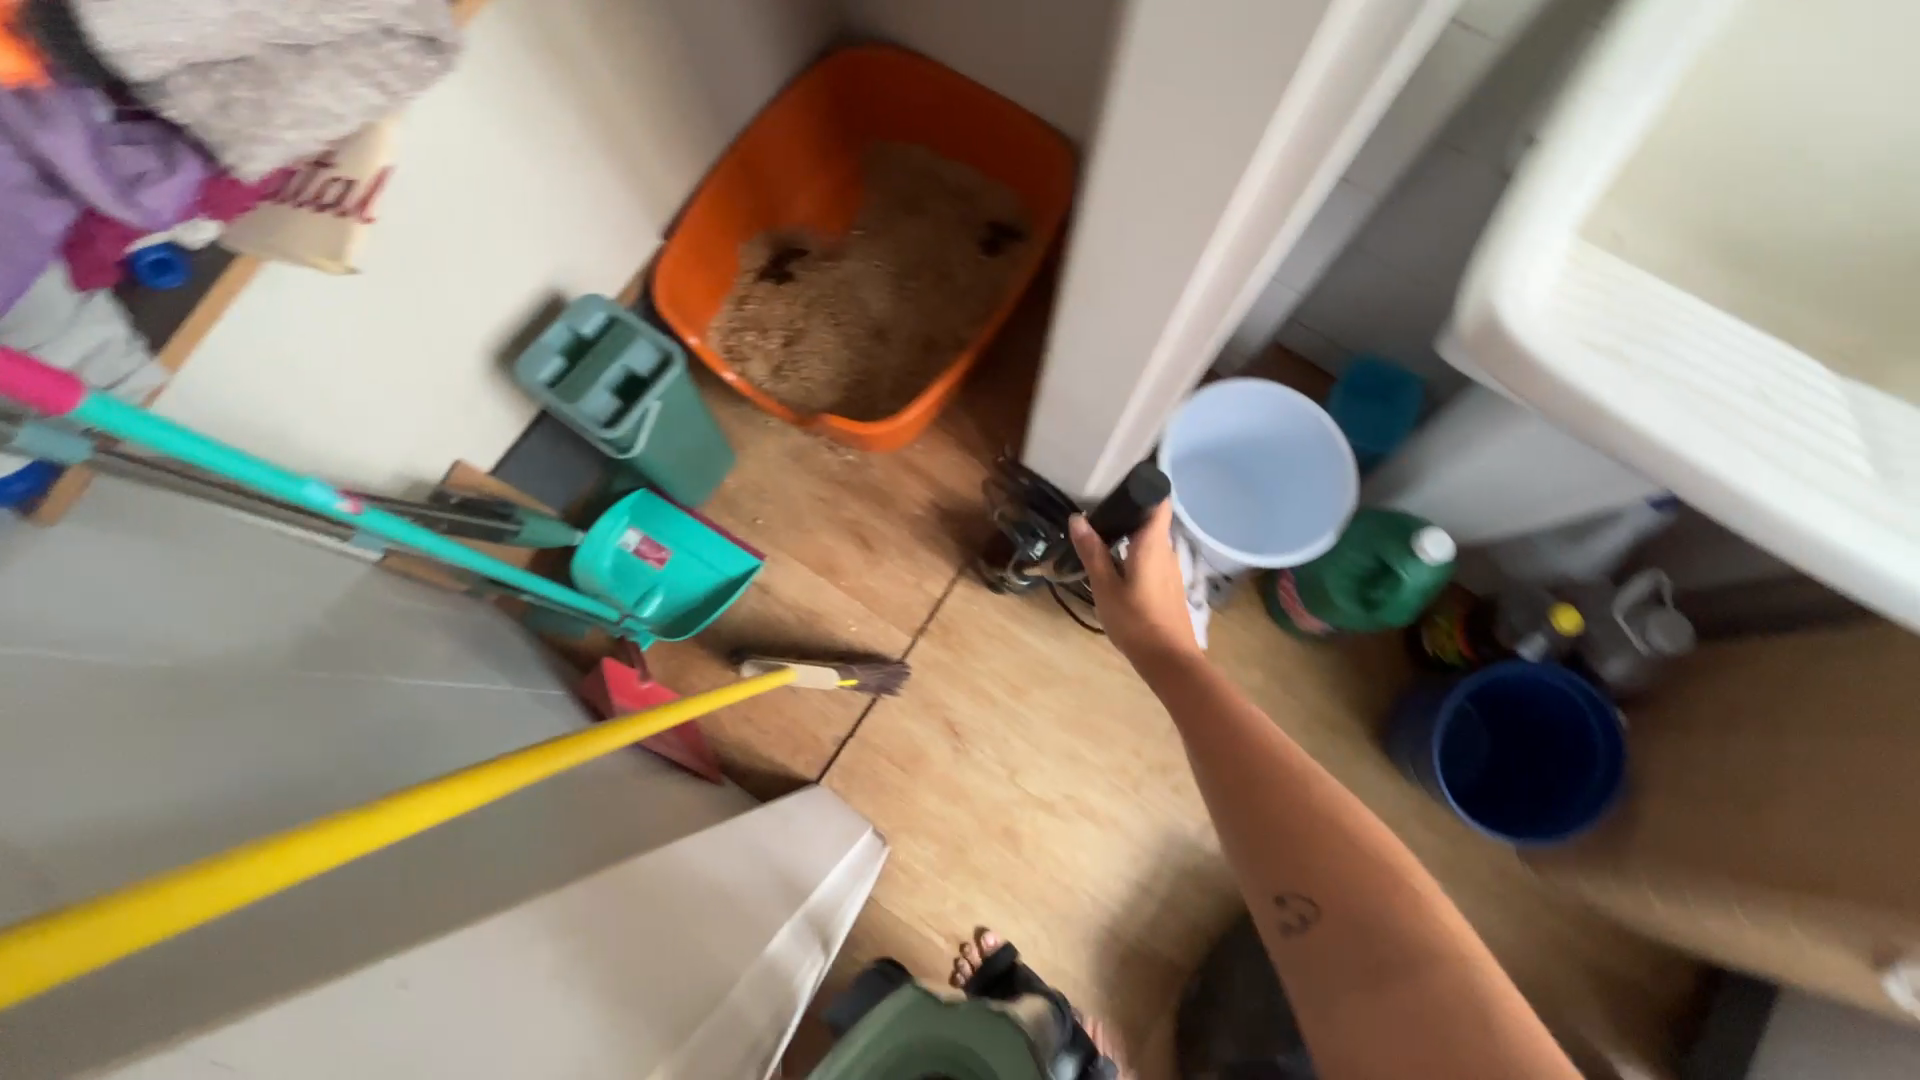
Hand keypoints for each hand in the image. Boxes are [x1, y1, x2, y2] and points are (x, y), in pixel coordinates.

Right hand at [1069, 500, 1200, 672]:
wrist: (1169, 659)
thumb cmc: (1135, 620)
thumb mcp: (1105, 586)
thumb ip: (1092, 551)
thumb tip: (1077, 519)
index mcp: (1152, 543)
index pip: (1158, 500)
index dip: (1144, 486)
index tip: (1120, 485)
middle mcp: (1166, 550)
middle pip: (1151, 520)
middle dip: (1128, 513)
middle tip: (1097, 514)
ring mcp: (1171, 569)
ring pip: (1151, 541)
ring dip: (1129, 537)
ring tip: (1100, 541)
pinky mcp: (1169, 585)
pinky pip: (1152, 558)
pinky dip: (1135, 555)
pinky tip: (1116, 568)